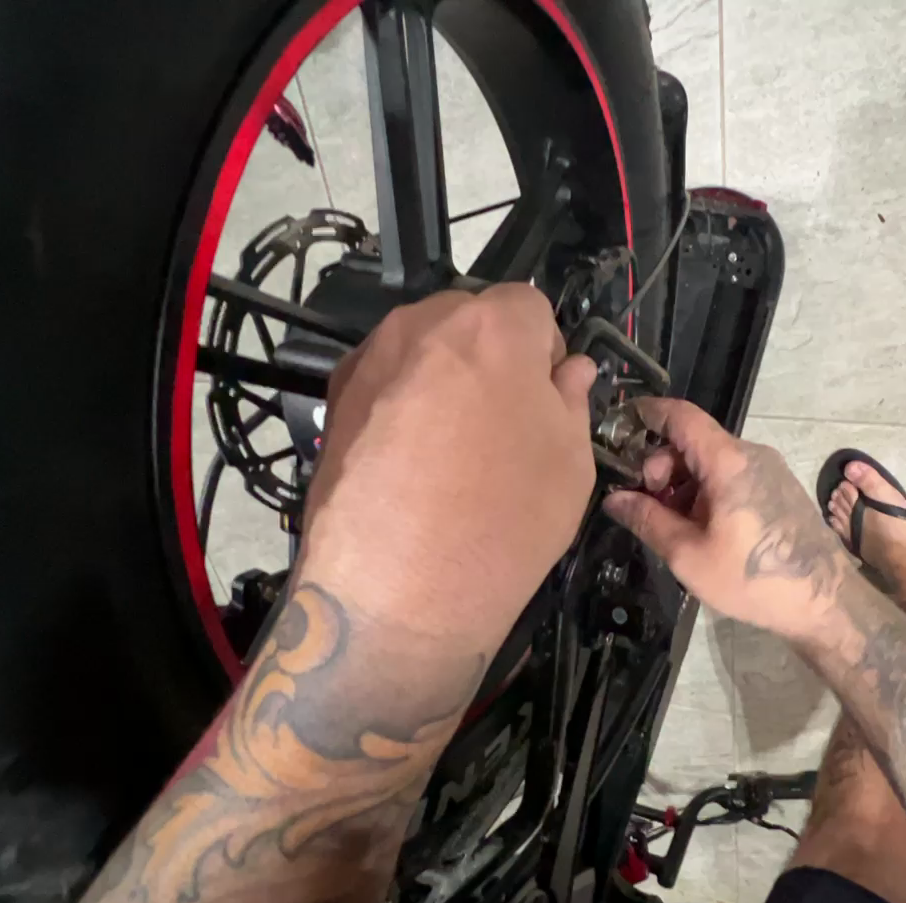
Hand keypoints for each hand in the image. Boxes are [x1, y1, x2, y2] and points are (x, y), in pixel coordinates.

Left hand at [298, 284, 596, 652]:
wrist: (401, 592)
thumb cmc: (506, 522)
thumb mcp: (572, 464)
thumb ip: (572, 400)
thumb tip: (570, 372)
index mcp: (494, 328)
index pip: (532, 306)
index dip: (546, 351)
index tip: (547, 397)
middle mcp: (423, 325)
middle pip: (472, 320)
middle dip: (494, 358)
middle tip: (504, 425)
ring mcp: (370, 360)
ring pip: (426, 350)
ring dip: (448, 380)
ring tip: (456, 451)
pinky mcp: (334, 399)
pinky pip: (388, 381)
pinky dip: (406, 404)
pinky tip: (415, 464)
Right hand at [602, 398, 849, 640]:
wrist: (823, 601)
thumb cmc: (753, 580)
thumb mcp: (688, 555)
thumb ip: (646, 520)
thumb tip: (614, 498)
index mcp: (728, 461)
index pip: (681, 416)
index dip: (646, 413)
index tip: (620, 426)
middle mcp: (751, 454)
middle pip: (693, 441)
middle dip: (660, 466)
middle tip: (647, 504)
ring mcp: (770, 470)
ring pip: (711, 461)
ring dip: (683, 483)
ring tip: (672, 524)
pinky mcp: (779, 487)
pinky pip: (732, 476)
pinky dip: (706, 491)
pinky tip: (700, 527)